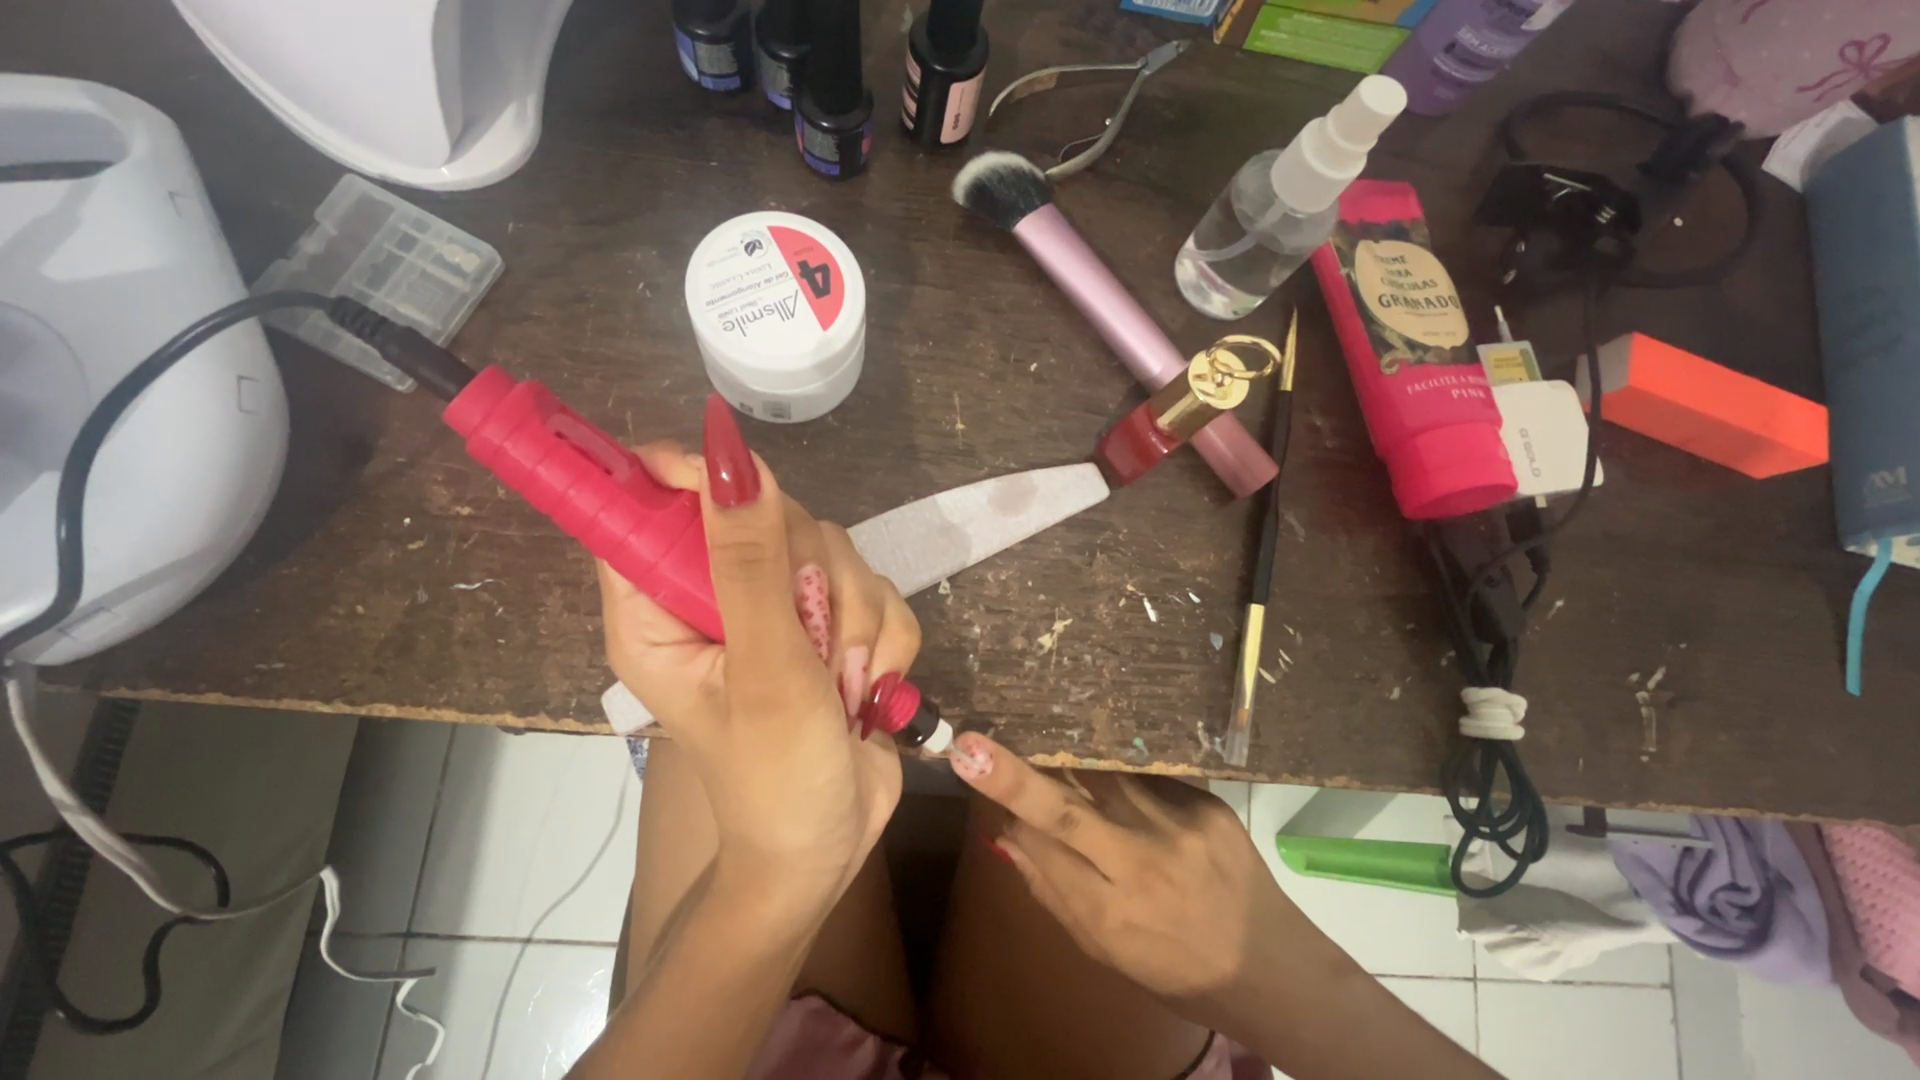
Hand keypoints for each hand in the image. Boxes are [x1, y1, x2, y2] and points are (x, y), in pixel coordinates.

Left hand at [598, 396, 919, 900]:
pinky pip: (874, 585)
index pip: (648, 504)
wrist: (831, 847)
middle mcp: (712, 596)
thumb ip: (749, 564)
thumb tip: (729, 455)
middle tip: (816, 643)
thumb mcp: (763, 672)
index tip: (745, 487)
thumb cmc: (774, 778)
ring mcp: (777, 607)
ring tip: (844, 688)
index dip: (691, 477)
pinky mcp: (832, 622)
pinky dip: (884, 639)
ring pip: (833, 549)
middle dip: (813, 576)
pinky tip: (871, 689)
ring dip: (856, 621)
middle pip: (765, 515)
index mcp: (656, 609)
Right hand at [946, 732, 1328, 1028]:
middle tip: (973, 744)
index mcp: (1111, 913)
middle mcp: (1143, 865)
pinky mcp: (1208, 803)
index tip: (969, 762)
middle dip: (1016, 776)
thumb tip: (1006, 834)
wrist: (1272, 965)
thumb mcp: (1105, 951)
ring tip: (1044, 737)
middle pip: (1067, 807)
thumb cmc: (1175, 969)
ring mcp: (1180, 827)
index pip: (1041, 842)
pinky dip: (1120, 777)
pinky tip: (1116, 781)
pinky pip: (1146, 777)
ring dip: (1071, 762)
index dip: (1005, 803)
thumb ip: (1053, 891)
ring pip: (1106, 777)